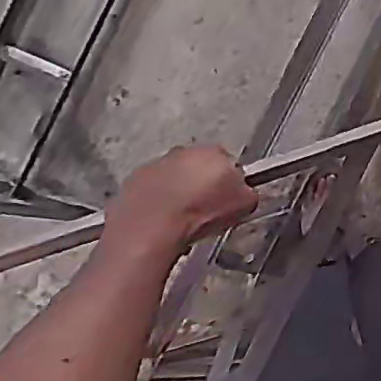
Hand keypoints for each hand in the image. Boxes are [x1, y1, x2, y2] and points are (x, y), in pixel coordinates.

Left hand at [103, 145, 258, 254]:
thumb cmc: (200, 213)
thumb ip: (248, 193)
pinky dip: (157, 201)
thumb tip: (246, 193)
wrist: (151, 228)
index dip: (230, 182)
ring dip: (179, 192)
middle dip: (202, 183)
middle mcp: (183, 152)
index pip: (228, 162)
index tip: (229, 199)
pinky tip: (163, 221)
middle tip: (207, 209)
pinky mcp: (132, 181)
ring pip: (174, 177)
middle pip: (199, 167)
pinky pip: (152, 190)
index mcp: (214, 152)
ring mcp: (155, 164)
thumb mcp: (244, 205)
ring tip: (183, 219)